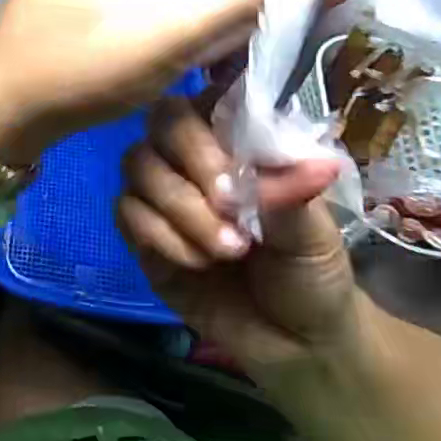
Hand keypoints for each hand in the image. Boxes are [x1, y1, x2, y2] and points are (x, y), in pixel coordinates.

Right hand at [120, 94, 359, 368]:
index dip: (212, 119)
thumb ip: (291, 194)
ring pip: (138, 165)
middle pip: (162, 122)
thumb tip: (309, 161)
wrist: (293, 342)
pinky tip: (196, 263)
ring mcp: (163, 192)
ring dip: (182, 208)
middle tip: (230, 205)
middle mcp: (192, 155)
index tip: (237, 163)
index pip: (206, 98)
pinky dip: (161, 236)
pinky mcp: (142, 233)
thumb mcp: (313, 232)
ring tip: (230, 249)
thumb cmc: (311, 268)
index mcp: (236, 138)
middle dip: (194, 163)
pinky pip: (127, 212)